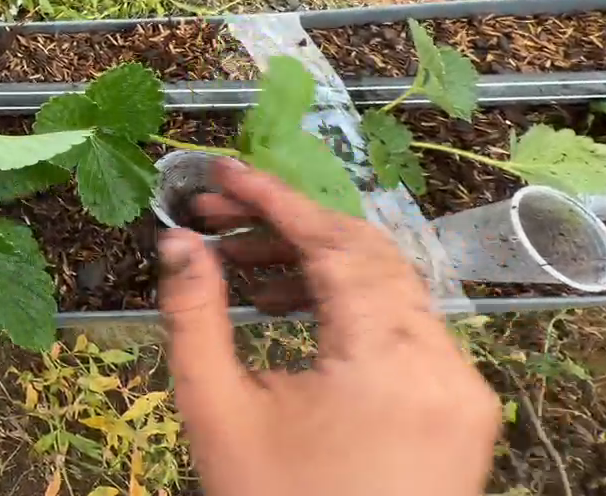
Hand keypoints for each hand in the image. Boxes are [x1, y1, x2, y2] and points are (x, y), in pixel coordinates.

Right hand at [159, 159, 499, 495]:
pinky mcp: (451, 406)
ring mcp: (456, 390)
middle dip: (281, 220)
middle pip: (366, 255)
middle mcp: (443, 368)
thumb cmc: (271, 495)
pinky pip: (394, 320)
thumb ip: (193, 309)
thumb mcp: (213, 400)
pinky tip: (274, 300)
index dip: (272, 197)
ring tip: (228, 256)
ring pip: (382, 283)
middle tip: (207, 212)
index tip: (219, 169)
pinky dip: (332, 294)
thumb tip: (176, 239)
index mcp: (390, 366)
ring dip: (303, 255)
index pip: (336, 247)